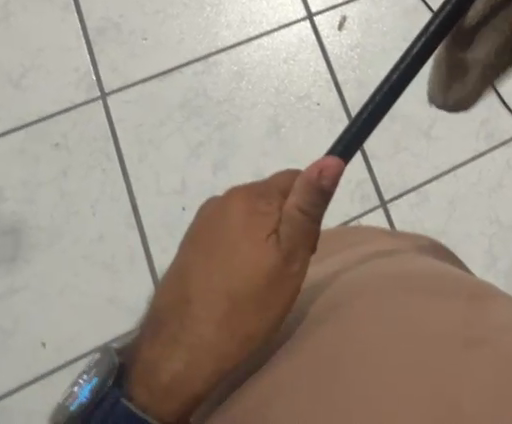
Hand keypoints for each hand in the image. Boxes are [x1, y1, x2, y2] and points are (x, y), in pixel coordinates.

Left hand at [123, 157, 344, 421]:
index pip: (297, 179)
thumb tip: (331, 157)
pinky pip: (230, 233)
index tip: (304, 249)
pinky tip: (237, 284)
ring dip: (263, 239)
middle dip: (286, 226)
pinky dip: (241, 251)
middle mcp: (224, 198)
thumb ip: (309, 205)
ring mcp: (203, 222)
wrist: (179, 354)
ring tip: (260, 283)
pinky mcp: (190, 244)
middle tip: (283, 272)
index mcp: (251, 197)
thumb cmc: (246, 306)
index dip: (308, 212)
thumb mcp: (290, 257)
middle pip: (274, 198)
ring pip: (252, 217)